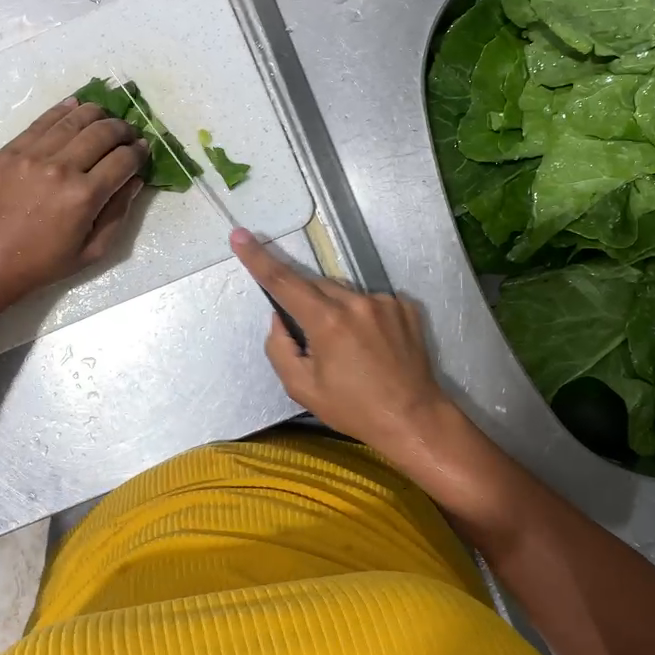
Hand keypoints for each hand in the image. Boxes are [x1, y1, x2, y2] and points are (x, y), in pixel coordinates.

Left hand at [0, 98, 146, 308]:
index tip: (143, 149)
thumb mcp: (91, 252)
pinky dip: (63, 110)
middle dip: (122, 130)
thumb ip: (117, 215)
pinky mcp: (10, 151)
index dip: (139, 152)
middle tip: (128, 133)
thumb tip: (134, 182)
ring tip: (105, 117)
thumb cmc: (41, 264)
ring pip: (73, 120)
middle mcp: (62, 168)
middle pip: (102, 133)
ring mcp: (32, 156)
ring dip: (96, 114)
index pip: (123, 160)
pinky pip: (42, 122)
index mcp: (85, 197)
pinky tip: (75, 105)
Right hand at [231, 229, 456, 457]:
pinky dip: (363, 317)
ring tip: (349, 350)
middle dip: (305, 302)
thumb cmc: (354, 409)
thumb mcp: (302, 388)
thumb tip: (279, 318)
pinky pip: (371, 302)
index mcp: (327, 322)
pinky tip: (372, 346)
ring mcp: (385, 302)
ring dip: (336, 312)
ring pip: (344, 294)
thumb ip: (280, 348)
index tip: (240, 236)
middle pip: (316, 286)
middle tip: (312, 339)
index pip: (284, 281)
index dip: (258, 258)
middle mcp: (356, 302)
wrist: (414, 418)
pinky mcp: (405, 307)